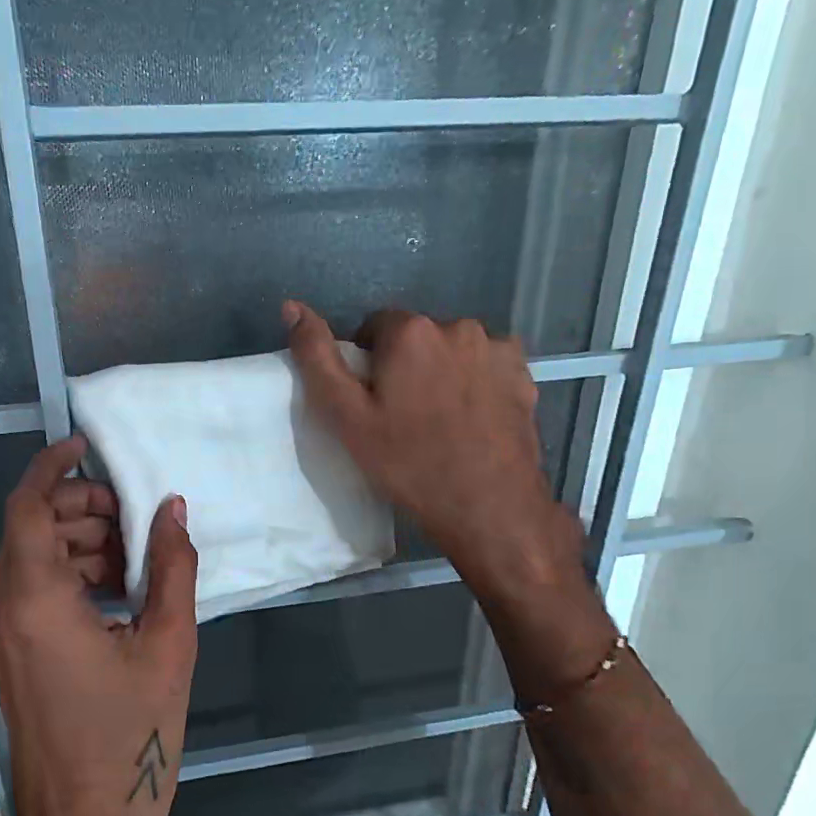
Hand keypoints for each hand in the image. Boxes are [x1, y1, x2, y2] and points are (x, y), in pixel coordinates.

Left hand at [0, 435, 198, 815]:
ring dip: (80, 541)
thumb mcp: (168, 643)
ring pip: (31, 554)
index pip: (28, 504)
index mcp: (34, 598)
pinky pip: (31, 587)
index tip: (89, 448)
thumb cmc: (131, 734)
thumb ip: (173, 566)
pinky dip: (70, 571)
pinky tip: (118, 591)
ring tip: (137, 560)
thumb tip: (173, 507)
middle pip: (31, 524)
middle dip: (83, 508)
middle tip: (137, 517)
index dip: (54, 467)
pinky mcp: (7, 651)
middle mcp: (1, 606)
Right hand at [283, 302, 607, 677]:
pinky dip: (474, 382)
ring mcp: (497, 349)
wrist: (489, 509)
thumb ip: (316, 357)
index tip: (372, 402)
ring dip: (440, 371)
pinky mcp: (523, 374)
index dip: (367, 363)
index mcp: (411, 331)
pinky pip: (485, 366)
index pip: (375, 326)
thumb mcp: (346, 417)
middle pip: (415, 336)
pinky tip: (471, 419)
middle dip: (404, 364)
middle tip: (401, 416)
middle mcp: (458, 326)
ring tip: (439, 420)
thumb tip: (292, 306)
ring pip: (451, 350)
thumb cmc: (409, 463)